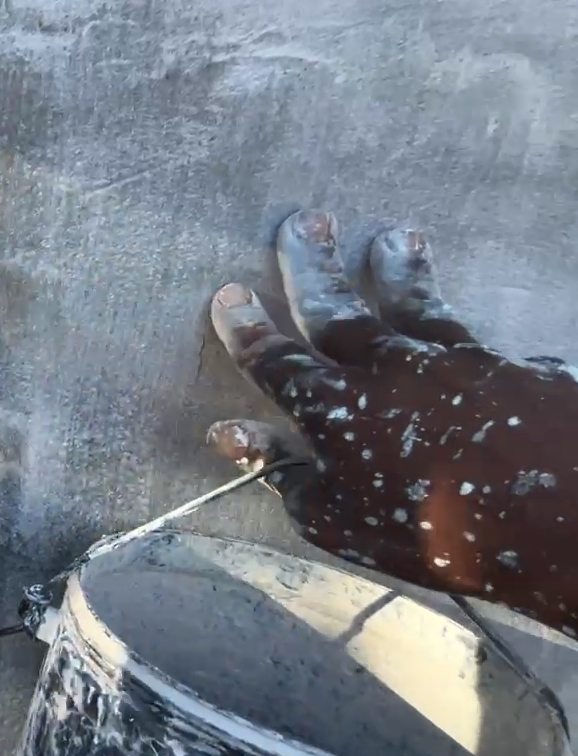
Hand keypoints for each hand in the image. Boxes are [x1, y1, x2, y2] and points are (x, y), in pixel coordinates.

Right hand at [208, 210, 577, 630]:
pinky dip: (474, 339)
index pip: (274, 358)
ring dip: (399, 270)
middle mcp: (391, 371)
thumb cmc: (437, 534)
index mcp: (334, 407)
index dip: (245, 326)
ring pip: (419, 306)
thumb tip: (224, 431)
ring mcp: (465, 365)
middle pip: (339, 308)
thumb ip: (281, 469)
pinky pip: (492, 349)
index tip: (228, 292)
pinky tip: (483, 343)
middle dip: (314, 264)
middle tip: (304, 221)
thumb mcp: (334, 517)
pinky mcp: (531, 373)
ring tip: (394, 235)